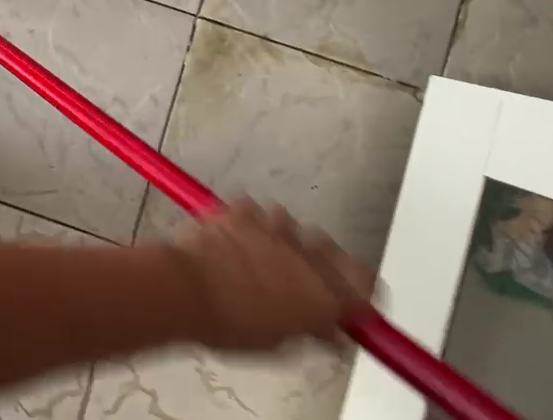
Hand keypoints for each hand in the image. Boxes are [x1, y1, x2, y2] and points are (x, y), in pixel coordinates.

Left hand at [168, 200, 374, 351]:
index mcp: (326, 295)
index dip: (361, 288)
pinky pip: (252, 207)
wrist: (184, 290)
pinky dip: (246, 217)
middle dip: (317, 258)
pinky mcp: (240, 210)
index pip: (368, 283)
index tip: (351, 294)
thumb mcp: (281, 344)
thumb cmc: (229, 325)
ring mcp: (271, 228)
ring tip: (259, 250)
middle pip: (329, 247)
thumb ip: (311, 330)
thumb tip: (324, 328)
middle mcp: (306, 257)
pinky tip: (234, 233)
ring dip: (280, 234)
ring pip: (289, 222)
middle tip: (297, 273)